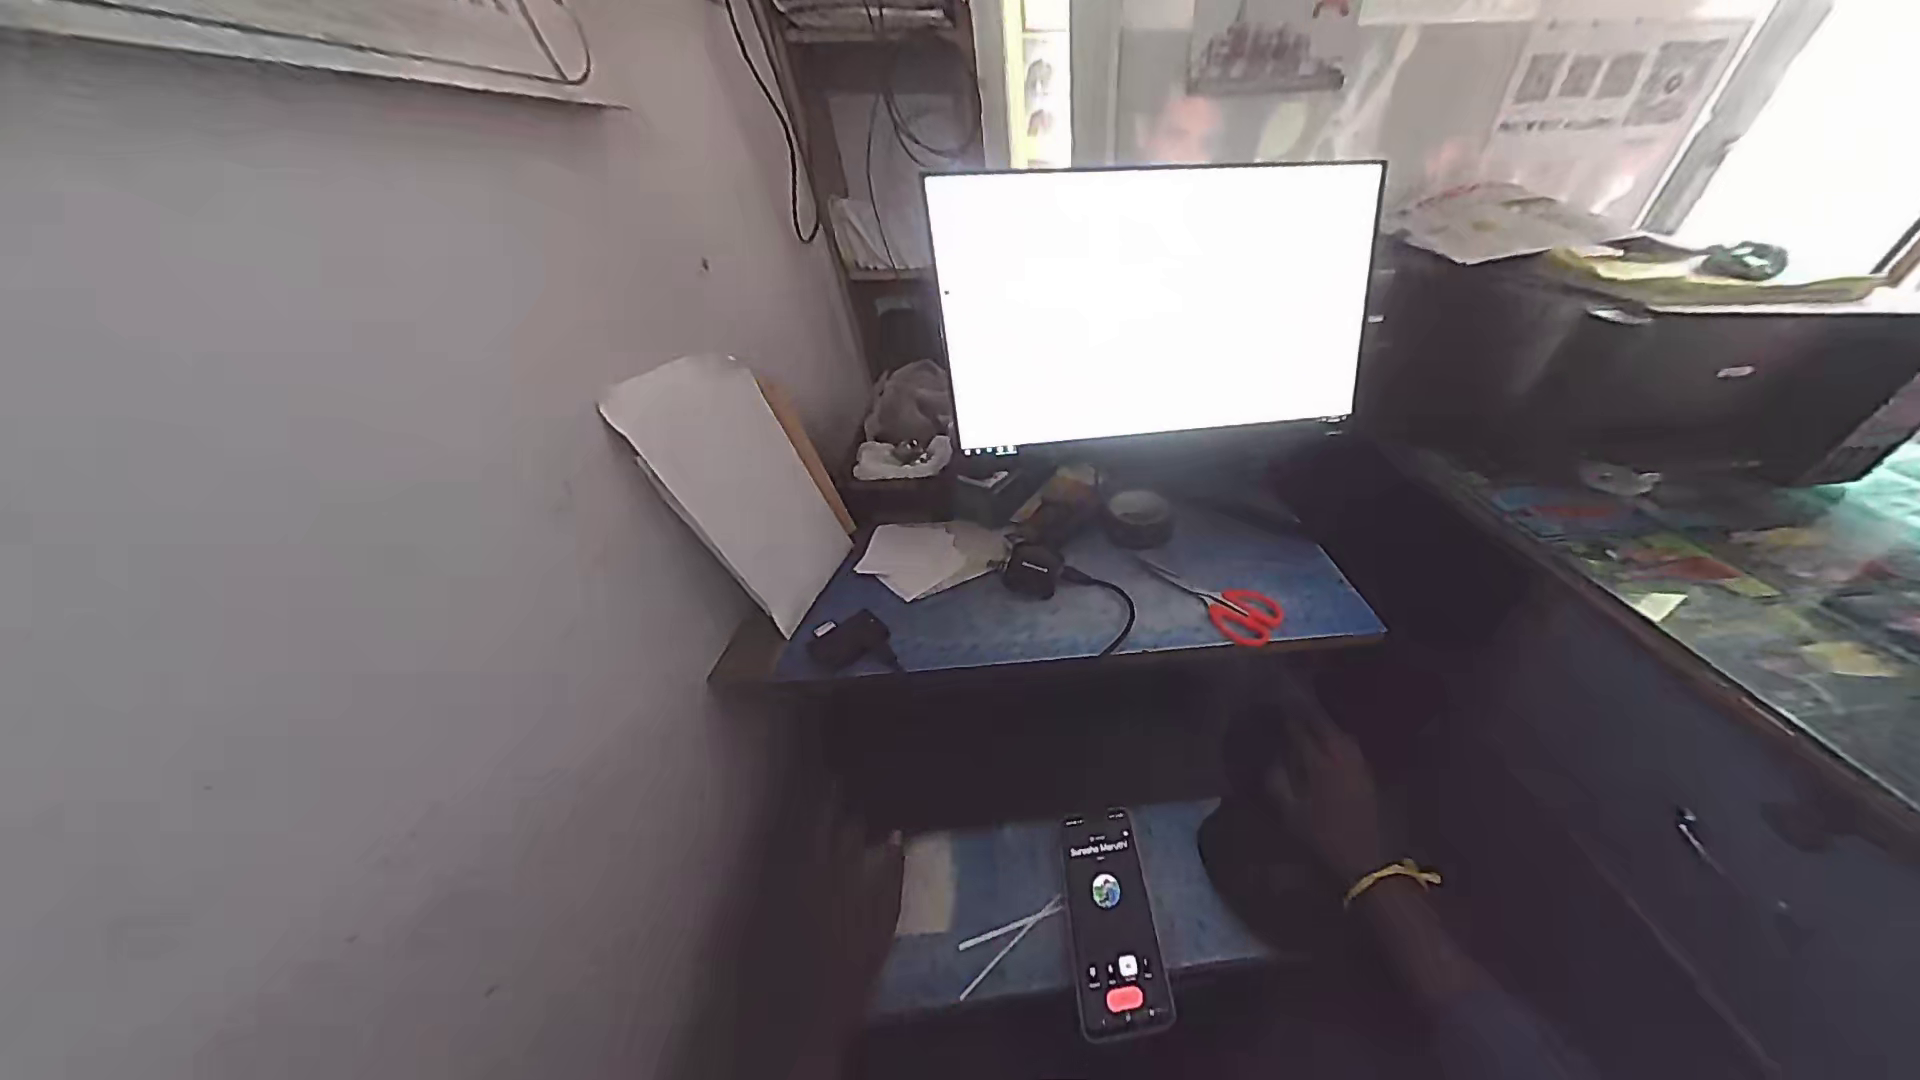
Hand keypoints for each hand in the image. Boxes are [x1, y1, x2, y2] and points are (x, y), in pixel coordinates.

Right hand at [1264, 707, 1388, 882]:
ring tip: (1310, 718)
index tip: (1275, 705)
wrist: (1365, 863)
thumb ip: (1277, 781)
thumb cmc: (1321, 838)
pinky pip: (1351, 746)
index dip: (1287, 716)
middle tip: (1292, 703)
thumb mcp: (1289, 812)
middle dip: (1307, 712)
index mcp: (1319, 764)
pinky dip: (1338, 737)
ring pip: (1341, 734)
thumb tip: (1271, 759)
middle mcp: (1341, 758)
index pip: (1300, 730)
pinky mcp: (1368, 776)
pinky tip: (1329, 740)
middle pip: (1324, 725)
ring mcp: (1358, 766)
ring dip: (1325, 723)